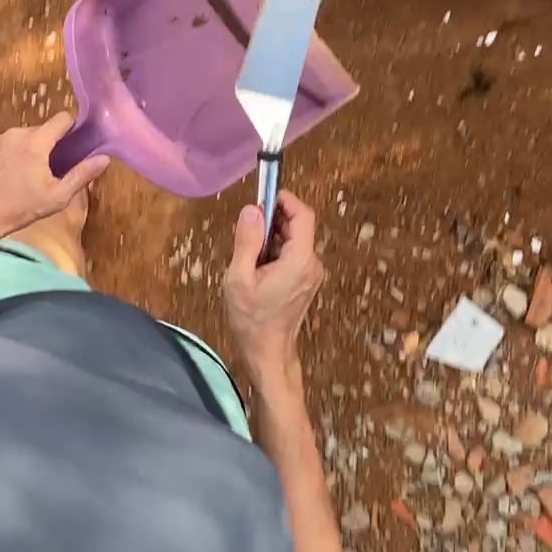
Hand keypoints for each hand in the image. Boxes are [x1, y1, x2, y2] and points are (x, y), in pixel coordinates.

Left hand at [0, 113, 108, 252]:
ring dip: (35, 148)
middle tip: (56, 168)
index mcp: (35, 142)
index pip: (62, 118)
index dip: (73, 128)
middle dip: (53, 144)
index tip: (77, 144)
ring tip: (34, 174)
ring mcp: (1, 139)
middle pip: (45, 128)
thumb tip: (105, 159)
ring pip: (28, 136)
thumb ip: (82, 174)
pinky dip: (19, 152)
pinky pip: (12, 142)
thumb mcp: (58, 196)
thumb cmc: (21, 208)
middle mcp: (17, 133)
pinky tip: (16, 174)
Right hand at [223, 191, 323, 384]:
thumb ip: (247, 241)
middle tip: (245, 231)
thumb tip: (252, 209)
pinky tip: (256, 268)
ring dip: (271, 238)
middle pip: (298, 226)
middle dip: (273, 220)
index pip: (303, 215)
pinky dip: (275, 251)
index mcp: (300, 260)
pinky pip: (293, 255)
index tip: (261, 198)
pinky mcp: (306, 281)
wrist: (267, 353)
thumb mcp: (239, 278)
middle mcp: (312, 263)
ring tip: (248, 255)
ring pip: (294, 240)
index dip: (285, 200)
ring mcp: (311, 274)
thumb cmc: (251, 318)